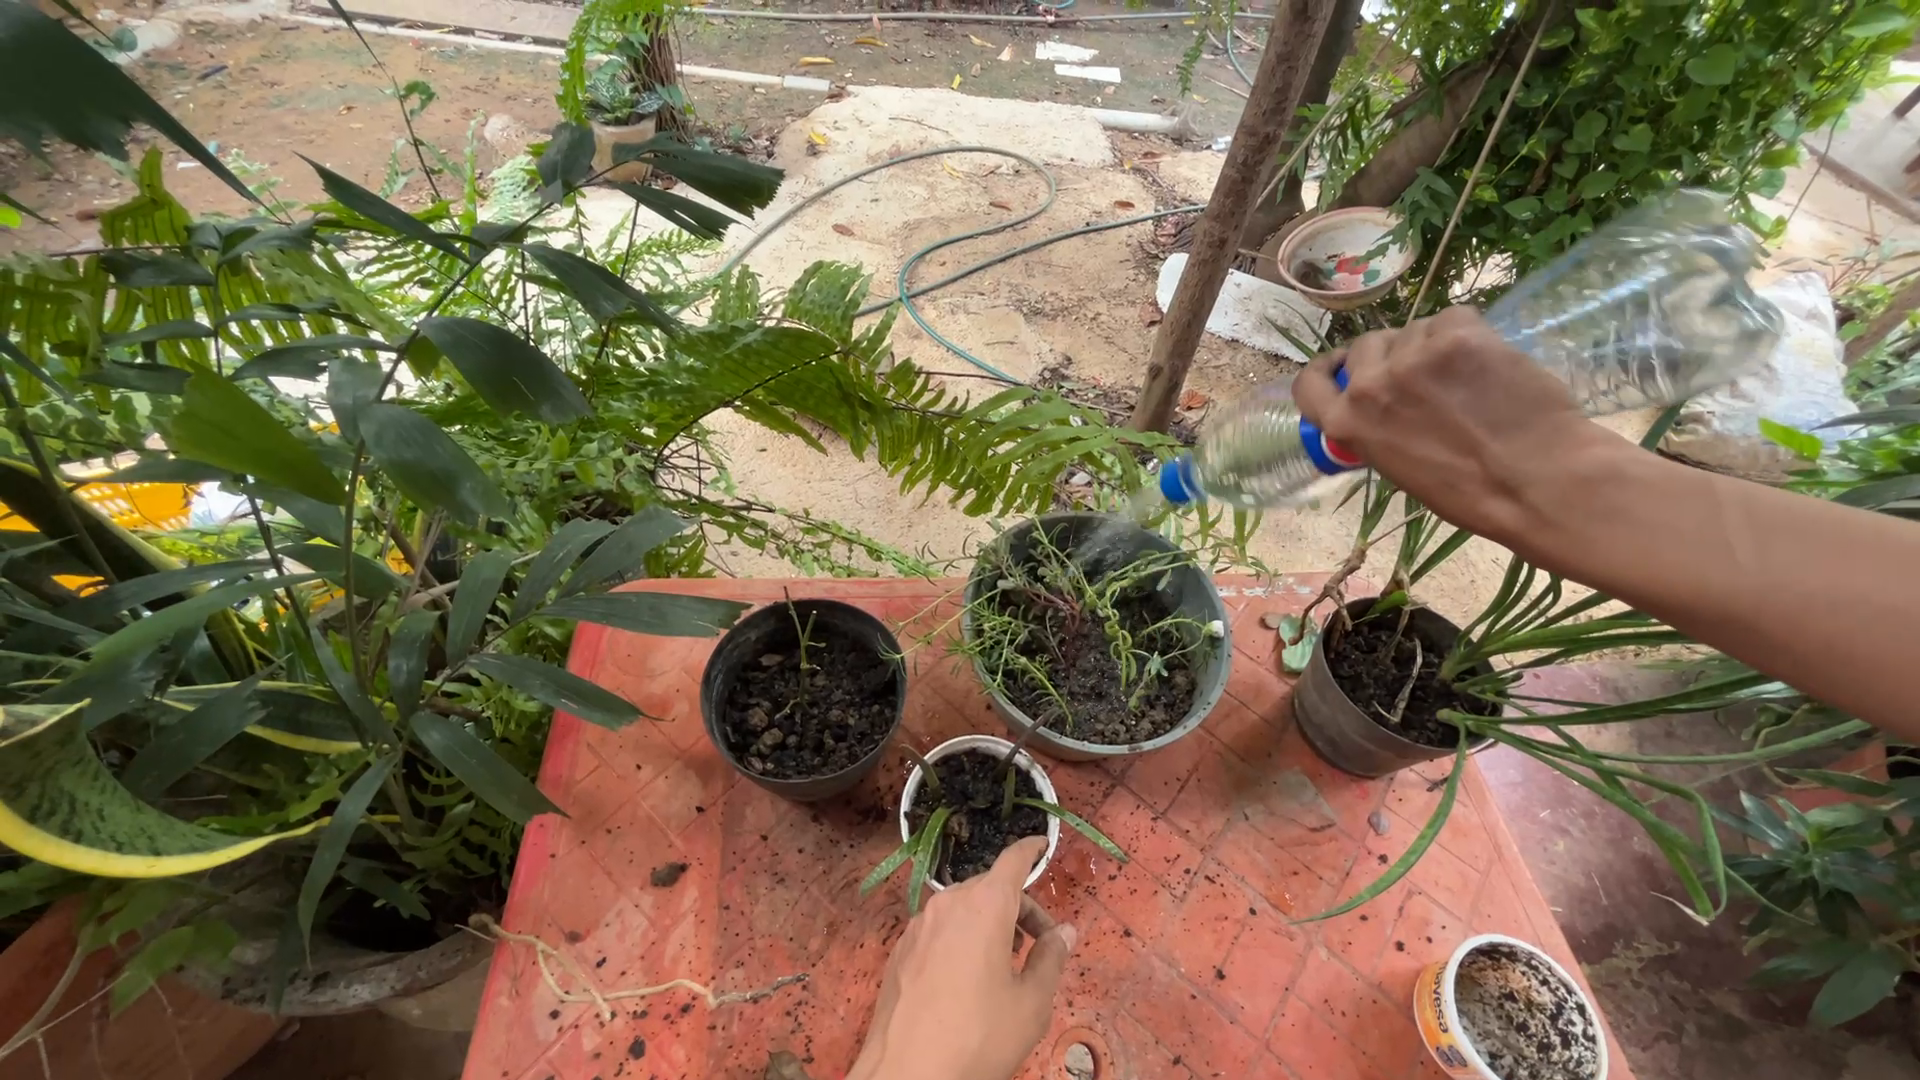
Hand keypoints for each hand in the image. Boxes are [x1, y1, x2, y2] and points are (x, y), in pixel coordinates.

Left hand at [849, 835, 1076, 1079]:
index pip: (1013, 860)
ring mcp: (919, 924)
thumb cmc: (977, 1037)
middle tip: (1038, 946)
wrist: (905, 1075)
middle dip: (1018, 908)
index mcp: (985, 905)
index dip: (1031, 850)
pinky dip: (960, 937)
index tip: (1042, 845)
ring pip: (963, 908)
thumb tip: (1065, 931)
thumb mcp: (1030, 1005)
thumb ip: (1051, 959)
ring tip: (1003, 965)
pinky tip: (965, 980)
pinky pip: (939, 929)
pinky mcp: (900, 948)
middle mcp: (949, 902)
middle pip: (990, 888)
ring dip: (988, 923)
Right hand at [1291, 306, 1623, 543]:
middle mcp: (1368, 387)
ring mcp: (1410, 359)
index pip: (1308, 383)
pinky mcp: (1456, 338)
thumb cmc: (1467, 491)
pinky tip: (1488, 361)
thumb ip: (1375, 427)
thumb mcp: (1396, 466)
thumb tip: (1387, 403)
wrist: (1535, 480)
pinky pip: (1452, 319)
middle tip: (1425, 371)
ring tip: (1466, 373)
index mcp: (1346, 424)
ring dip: (1433, 344)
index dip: (1325, 368)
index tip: (1340, 364)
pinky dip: (1469, 334)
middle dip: (1390, 353)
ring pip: (1413, 330)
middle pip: (1366, 345)